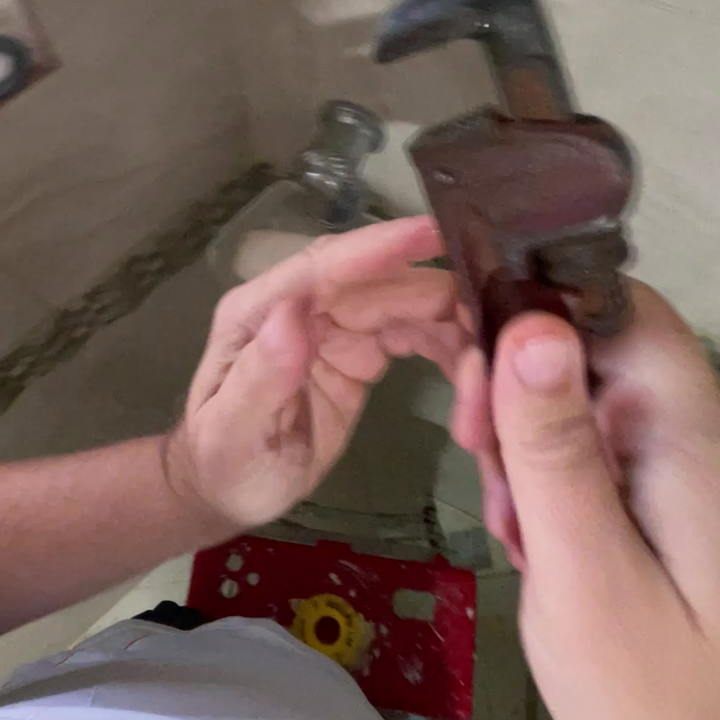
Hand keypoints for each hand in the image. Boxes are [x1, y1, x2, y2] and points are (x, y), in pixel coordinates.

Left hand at [164, 217, 469, 527]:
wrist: (227, 486)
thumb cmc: (222, 461)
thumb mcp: (232, 429)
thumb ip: (259, 375)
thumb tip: (291, 314)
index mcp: (261, 310)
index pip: (323, 266)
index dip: (378, 247)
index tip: (434, 233)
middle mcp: (302, 306)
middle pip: (377, 283)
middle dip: (436, 296)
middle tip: (497, 321)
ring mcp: (333, 326)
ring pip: (403, 306)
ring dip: (448, 325)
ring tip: (492, 359)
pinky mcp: (360, 352)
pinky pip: (411, 335)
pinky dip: (445, 348)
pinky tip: (474, 369)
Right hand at [453, 283, 719, 719]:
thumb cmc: (664, 706)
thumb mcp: (585, 571)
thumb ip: (553, 446)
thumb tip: (532, 325)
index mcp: (690, 440)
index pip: (627, 311)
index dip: (547, 308)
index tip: (479, 362)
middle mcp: (696, 446)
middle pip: (595, 360)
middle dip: (519, 393)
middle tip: (476, 456)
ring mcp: (687, 487)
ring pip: (584, 414)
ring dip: (527, 449)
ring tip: (509, 526)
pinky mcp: (673, 522)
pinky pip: (597, 468)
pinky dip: (550, 491)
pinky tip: (533, 545)